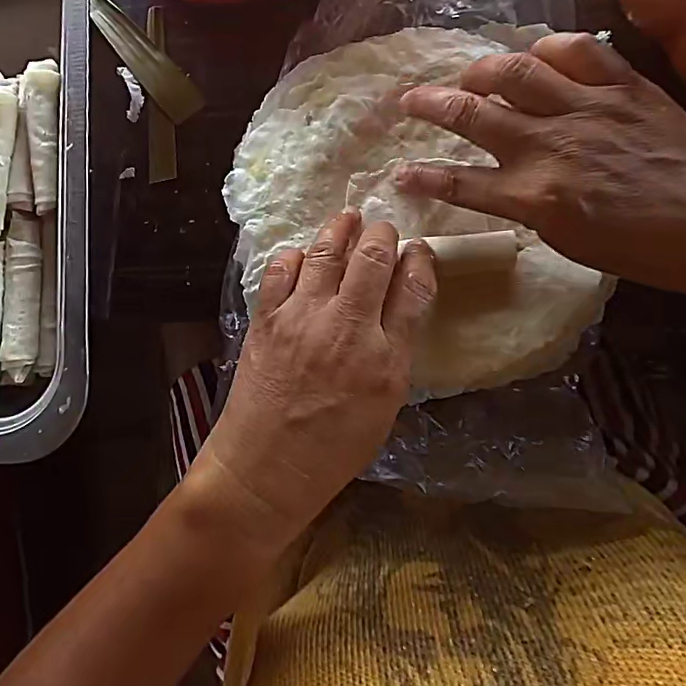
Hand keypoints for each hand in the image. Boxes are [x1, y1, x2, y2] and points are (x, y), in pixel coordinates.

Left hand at [181, 211, 436, 555]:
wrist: (265, 467)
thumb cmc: (331, 451)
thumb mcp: (383, 410)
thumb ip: (391, 356)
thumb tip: (392, 313)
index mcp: (385, 360)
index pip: (412, 290)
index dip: (419, 261)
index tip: (419, 250)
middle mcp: (345, 330)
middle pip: (371, 260)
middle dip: (381, 234)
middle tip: (382, 227)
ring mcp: (301, 319)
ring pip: (325, 254)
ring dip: (339, 230)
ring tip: (347, 218)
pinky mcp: (266, 319)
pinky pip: (281, 271)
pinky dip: (295, 256)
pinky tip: (302, 255)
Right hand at [395, 32, 685, 298]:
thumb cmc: (646, 249)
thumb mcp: (567, 241)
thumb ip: (524, 205)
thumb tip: (498, 180)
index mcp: (535, 196)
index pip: (458, 182)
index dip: (421, 177)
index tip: (398, 173)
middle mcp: (552, 147)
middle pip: (471, 115)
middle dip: (429, 104)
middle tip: (409, 100)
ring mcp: (589, 110)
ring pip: (514, 72)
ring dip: (478, 70)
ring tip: (467, 76)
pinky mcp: (626, 88)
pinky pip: (578, 51)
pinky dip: (548, 48)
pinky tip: (536, 56)